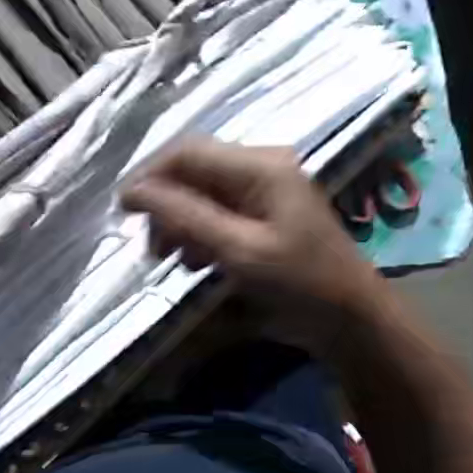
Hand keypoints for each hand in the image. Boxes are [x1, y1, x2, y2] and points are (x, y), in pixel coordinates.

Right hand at [121, 138, 389, 354]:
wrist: (350, 319)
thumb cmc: (300, 282)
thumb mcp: (240, 250)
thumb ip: (187, 216)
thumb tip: (133, 191)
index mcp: (260, 166)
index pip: (188, 153)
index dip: (150, 177)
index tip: (122, 212)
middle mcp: (263, 170)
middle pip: (195, 173)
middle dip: (166, 206)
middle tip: (154, 249)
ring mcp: (267, 195)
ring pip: (205, 196)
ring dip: (181, 224)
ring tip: (173, 259)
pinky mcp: (267, 222)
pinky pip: (222, 216)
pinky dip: (202, 236)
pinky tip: (197, 263)